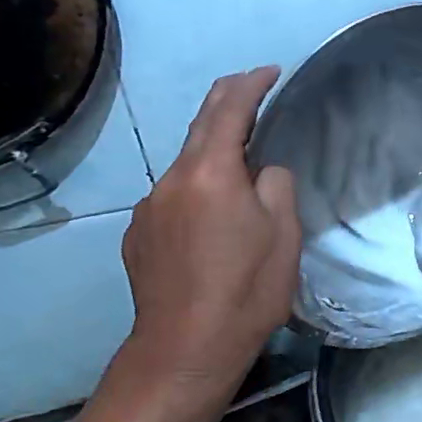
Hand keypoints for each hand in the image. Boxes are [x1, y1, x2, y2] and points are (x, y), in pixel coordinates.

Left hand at [120, 67, 300, 389]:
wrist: (185, 350)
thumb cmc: (246, 291)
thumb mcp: (284, 234)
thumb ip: (275, 184)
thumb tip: (261, 171)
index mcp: (211, 172)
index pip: (231, 109)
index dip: (252, 84)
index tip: (270, 71)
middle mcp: (172, 179)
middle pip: (200, 124)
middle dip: (228, 99)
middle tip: (252, 87)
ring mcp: (148, 207)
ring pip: (185, 164)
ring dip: (211, 152)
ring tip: (238, 167)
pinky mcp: (137, 234)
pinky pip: (171, 197)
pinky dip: (194, 190)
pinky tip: (208, 220)